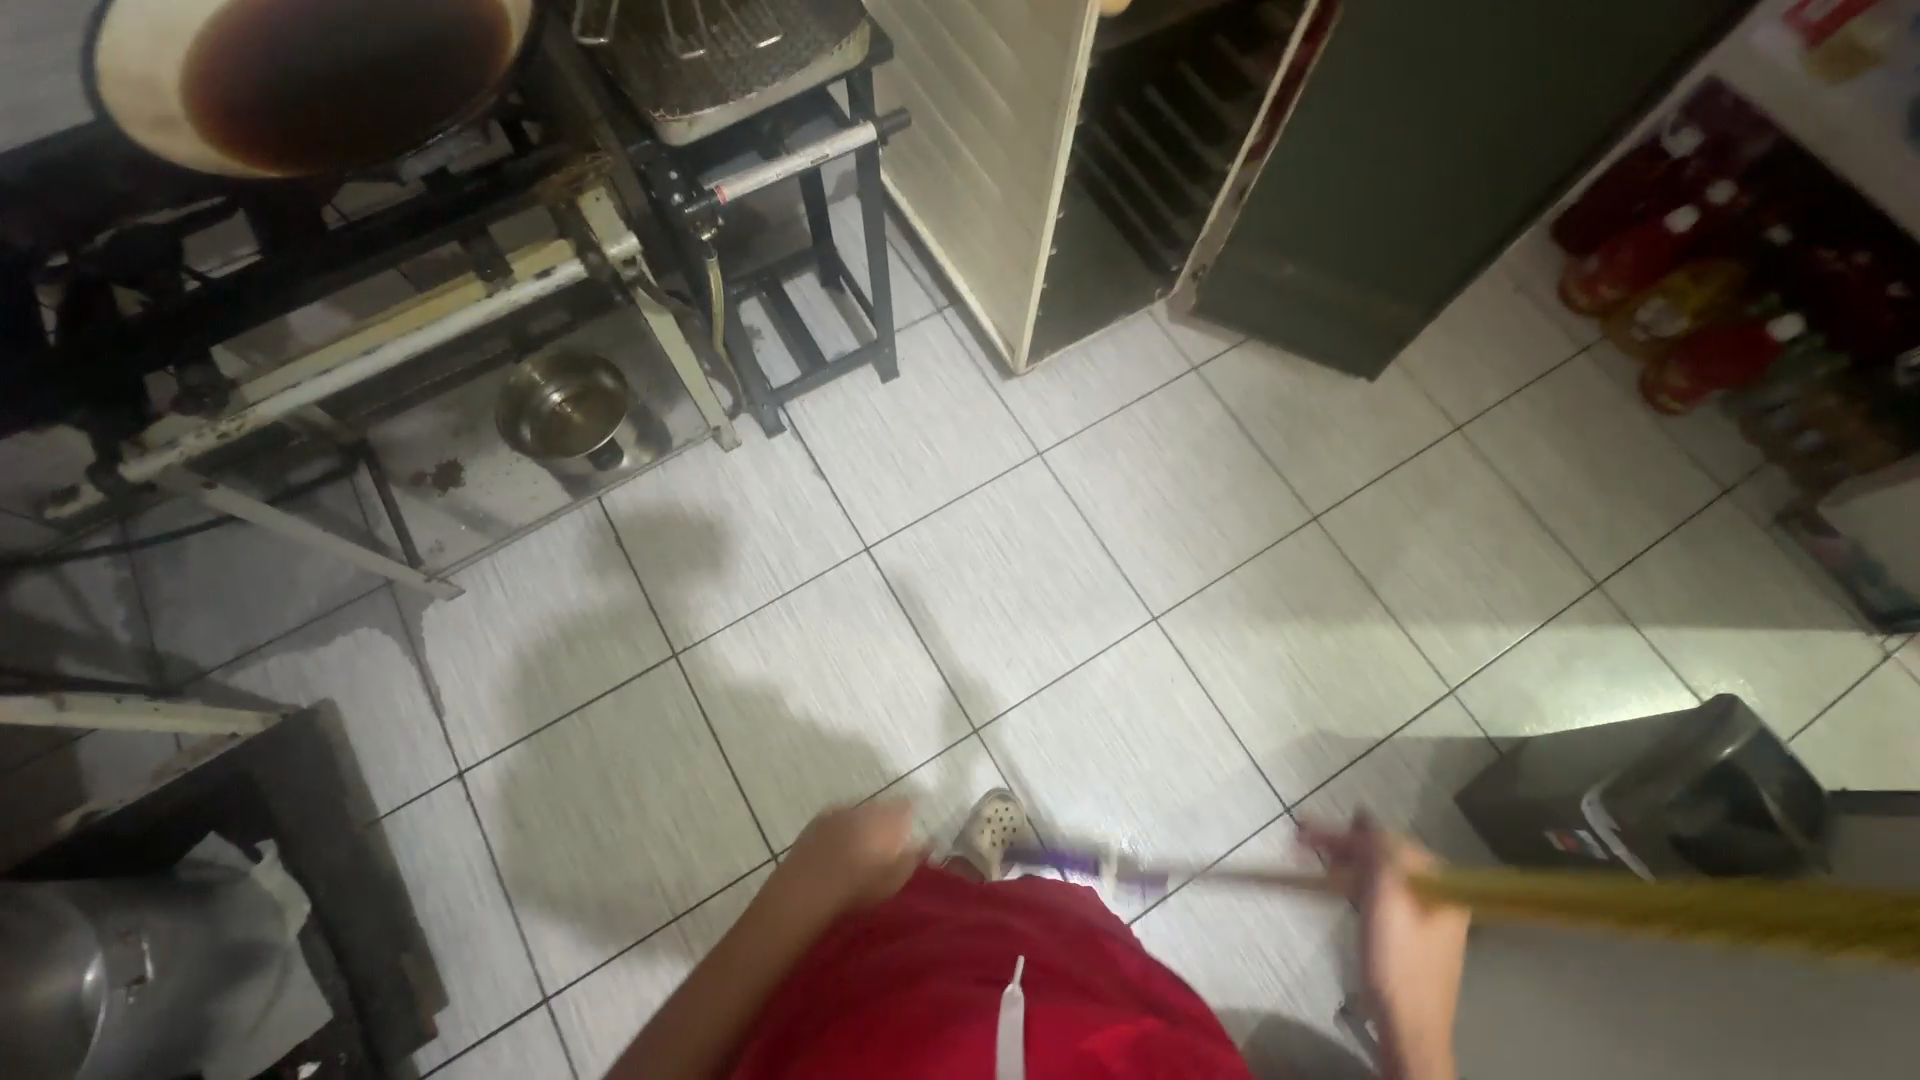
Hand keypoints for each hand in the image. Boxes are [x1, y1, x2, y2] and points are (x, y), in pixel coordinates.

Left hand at [776, 799, 926, 916]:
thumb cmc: (859, 887)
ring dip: (863, 822)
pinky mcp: (817, 821)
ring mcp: (839, 812)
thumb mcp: (895, 879)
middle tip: (887, 841)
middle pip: (882, 807)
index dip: (910, 814)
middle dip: (886, 819)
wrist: (808, 888)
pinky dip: (842, 827)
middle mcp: (865, 808)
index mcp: (888, 819)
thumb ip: (914, 857)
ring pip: (859, 811)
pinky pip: (837, 818)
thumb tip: (929, 842)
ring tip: (862, 844)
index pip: (906, 806)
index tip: (910, 827)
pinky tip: (838, 844)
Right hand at [1299, 814, 1468, 1079]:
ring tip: (1311, 855)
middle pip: (1385, 857)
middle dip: (1343, 845)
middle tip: (1301, 838)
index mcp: (1441, 885)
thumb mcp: (1385, 899)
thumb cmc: (1396, 962)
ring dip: (1346, 861)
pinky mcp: (1412, 934)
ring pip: (1381, 874)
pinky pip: (1382, 894)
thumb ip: (1379, 852)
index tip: (1307, 831)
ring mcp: (1427, 916)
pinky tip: (1338, 883)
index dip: (1347, 834)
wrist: (1409, 1028)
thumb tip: (1365, 814)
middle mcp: (1439, 895)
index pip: (1389, 842)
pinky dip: (1356, 883)